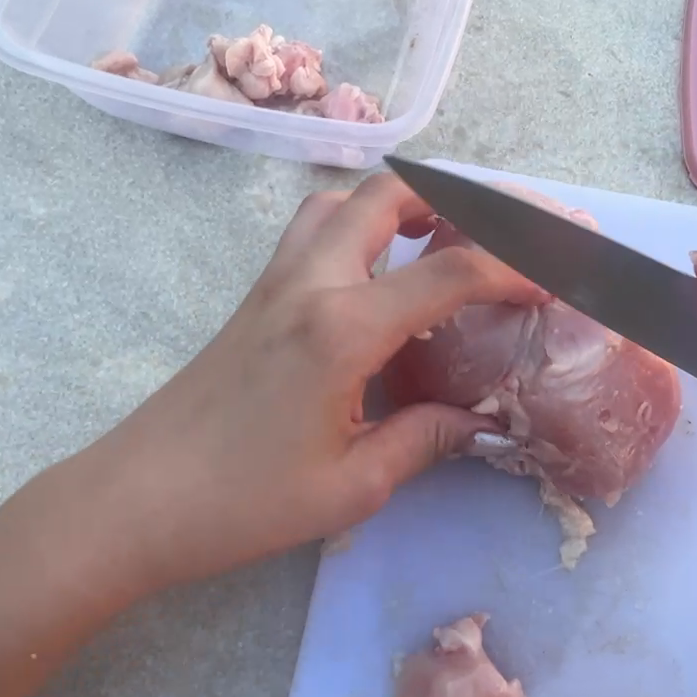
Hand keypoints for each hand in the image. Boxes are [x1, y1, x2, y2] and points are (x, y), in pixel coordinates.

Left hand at [81, 175, 548, 595]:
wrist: (135, 500)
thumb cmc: (243, 502)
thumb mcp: (352, 486)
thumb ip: (426, 438)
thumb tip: (482, 421)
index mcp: (342, 327)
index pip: (450, 272)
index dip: (517, 266)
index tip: (561, 272)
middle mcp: (312, 281)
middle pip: (393, 194)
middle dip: (461, 198)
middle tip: (505, 229)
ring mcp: (279, 279)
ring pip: (347, 198)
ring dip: (405, 201)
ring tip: (447, 235)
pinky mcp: (260, 292)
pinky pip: (319, 225)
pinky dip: (364, 222)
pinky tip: (383, 267)